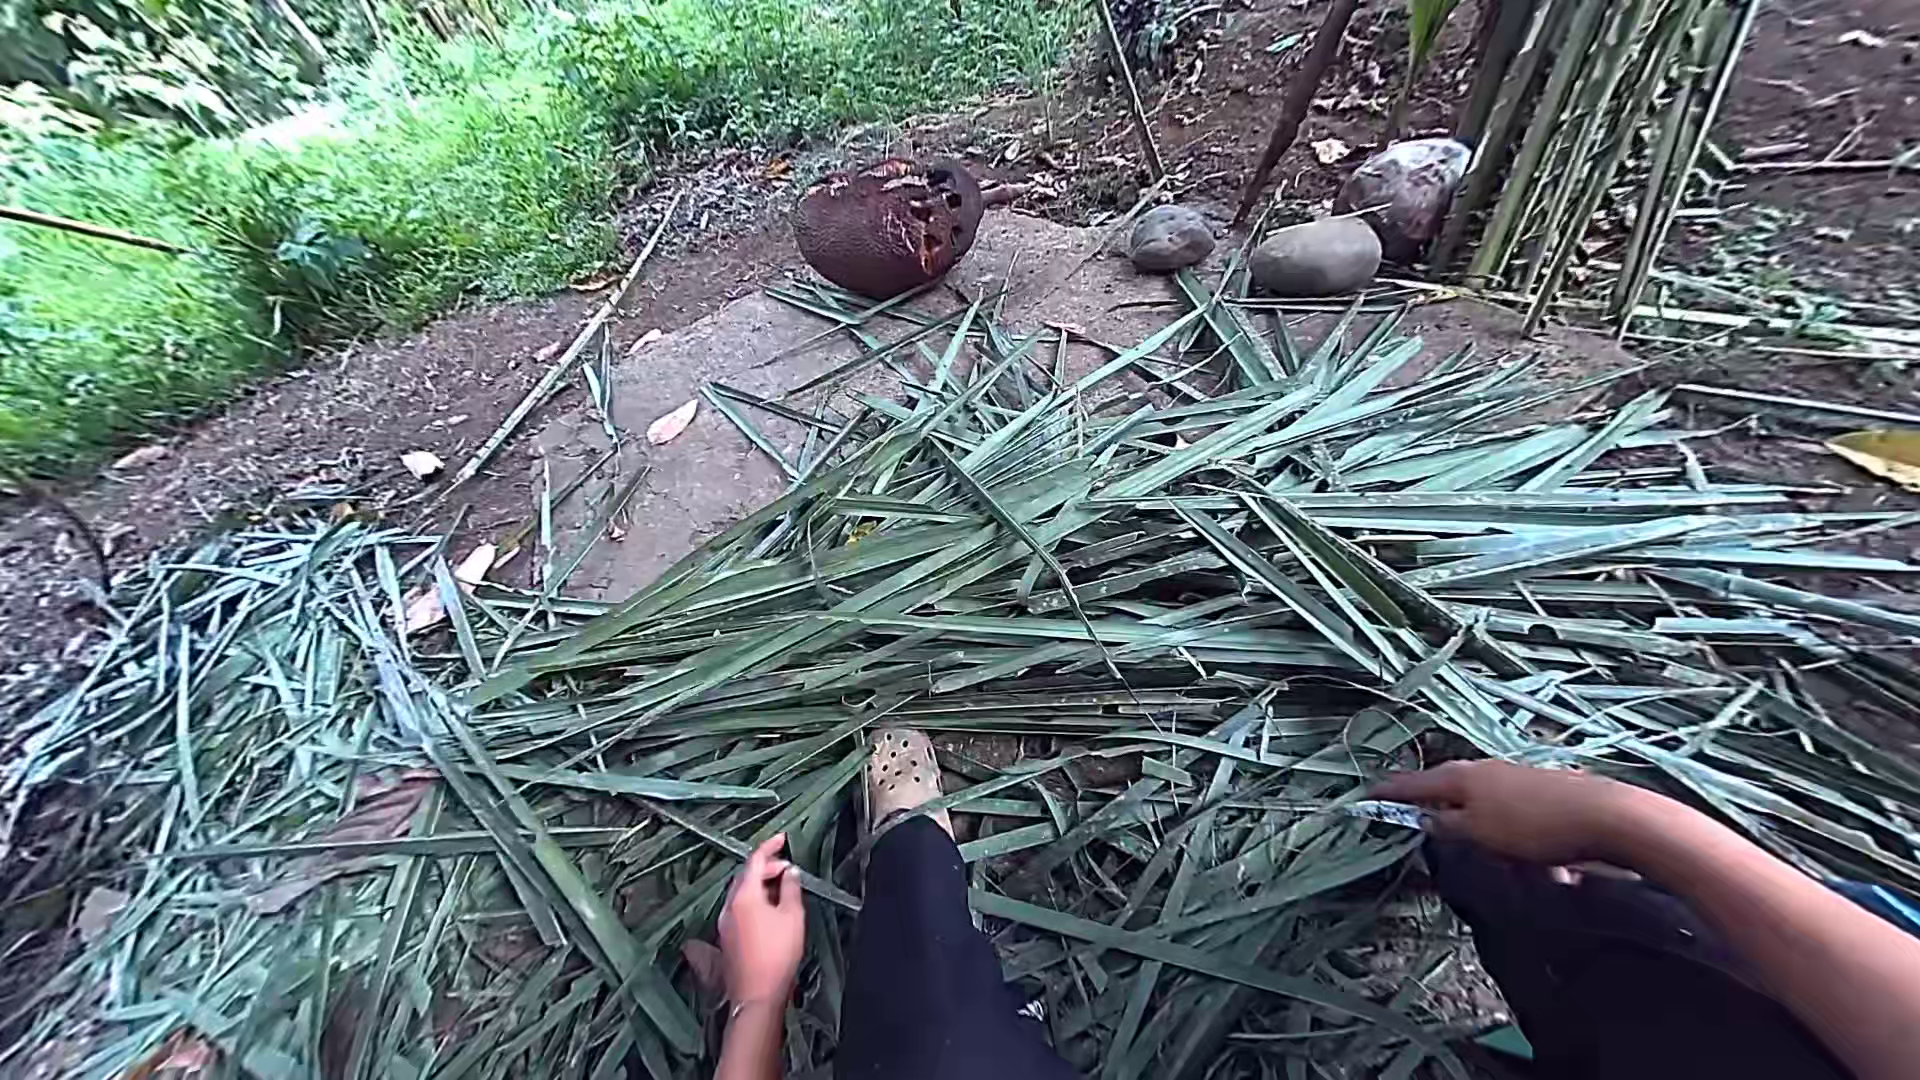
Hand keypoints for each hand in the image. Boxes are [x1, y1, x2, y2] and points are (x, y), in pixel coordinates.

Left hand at [718, 833, 805, 1006]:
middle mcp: (729, 906)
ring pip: (741, 892)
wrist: (757, 998)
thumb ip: (790, 886)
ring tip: (781, 886)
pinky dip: (753, 899)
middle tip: (786, 868)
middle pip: (745, 875)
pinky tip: (768, 908)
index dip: (770, 846)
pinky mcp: (726, 939)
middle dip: (765, 866)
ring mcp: (724, 924)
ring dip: (759, 884)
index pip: (755, 860)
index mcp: (744, 896)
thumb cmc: (778, 953)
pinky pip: (738, 908)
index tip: (783, 838)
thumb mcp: (792, 914)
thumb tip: (789, 872)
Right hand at [1371, 760, 1673, 866]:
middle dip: (1456, 825)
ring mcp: (1516, 777)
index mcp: (1457, 776)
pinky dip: (1533, 843)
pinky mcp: (1549, 790)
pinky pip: (1526, 819)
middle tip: (1467, 851)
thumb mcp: (1480, 832)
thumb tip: (1424, 818)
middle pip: (1452, 797)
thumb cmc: (1535, 825)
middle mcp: (1481, 769)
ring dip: (1503, 841)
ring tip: (1534, 871)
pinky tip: (1562, 868)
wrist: (1618, 818)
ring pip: (1492, 812)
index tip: (1364, 798)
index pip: (1408, 783)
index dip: (1386, 793)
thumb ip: (1445, 825)